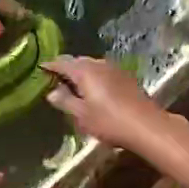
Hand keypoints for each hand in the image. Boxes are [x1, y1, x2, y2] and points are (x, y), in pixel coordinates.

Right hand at [43, 56, 179, 152]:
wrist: (148, 126)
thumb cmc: (109, 121)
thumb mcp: (81, 115)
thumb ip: (64, 101)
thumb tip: (51, 92)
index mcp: (83, 70)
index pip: (61, 62)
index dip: (49, 66)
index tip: (40, 71)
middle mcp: (98, 63)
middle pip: (77, 61)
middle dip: (65, 68)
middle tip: (55, 81)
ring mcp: (114, 68)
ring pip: (91, 66)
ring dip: (81, 73)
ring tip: (73, 86)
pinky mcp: (126, 77)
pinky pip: (102, 72)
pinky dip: (94, 77)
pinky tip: (94, 90)